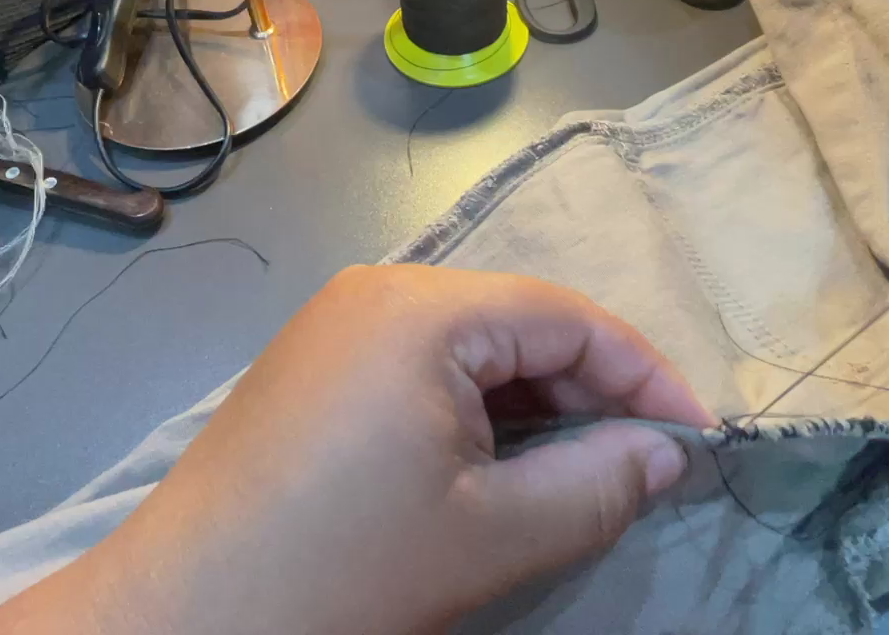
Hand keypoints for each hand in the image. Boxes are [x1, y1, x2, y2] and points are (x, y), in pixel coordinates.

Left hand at [0, 265, 712, 634]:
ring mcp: (340, 315)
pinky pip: (420, 354)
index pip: (563, 313)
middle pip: (513, 318)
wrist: (190, 605)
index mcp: (421, 305)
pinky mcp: (319, 351)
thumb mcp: (490, 532)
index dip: (642, 370)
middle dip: (584, 383)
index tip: (698, 436)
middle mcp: (378, 286)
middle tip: (638, 458)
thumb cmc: (346, 562)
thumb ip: (595, 481)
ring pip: (467, 337)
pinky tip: (491, 449)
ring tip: (572, 460)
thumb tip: (664, 449)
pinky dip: (471, 397)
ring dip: (529, 393)